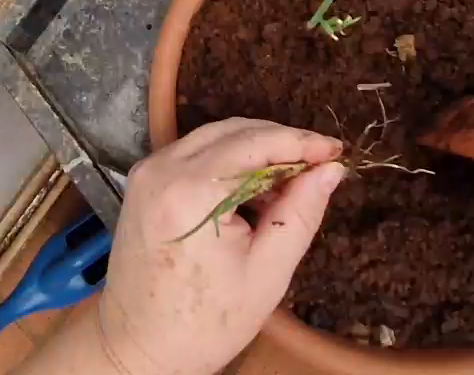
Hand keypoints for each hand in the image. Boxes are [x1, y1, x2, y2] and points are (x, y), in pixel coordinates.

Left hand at [98, 119, 345, 374]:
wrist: (137, 342)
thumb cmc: (206, 322)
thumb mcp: (267, 274)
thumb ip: (300, 213)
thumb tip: (331, 170)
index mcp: (190, 191)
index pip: (253, 142)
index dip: (299, 141)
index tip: (337, 149)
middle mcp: (163, 166)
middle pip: (232, 131)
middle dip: (279, 141)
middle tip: (320, 163)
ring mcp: (148, 167)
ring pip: (212, 136)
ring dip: (254, 148)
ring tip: (292, 180)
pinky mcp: (143, 175)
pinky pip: (193, 151)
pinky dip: (227, 159)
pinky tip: (253, 187)